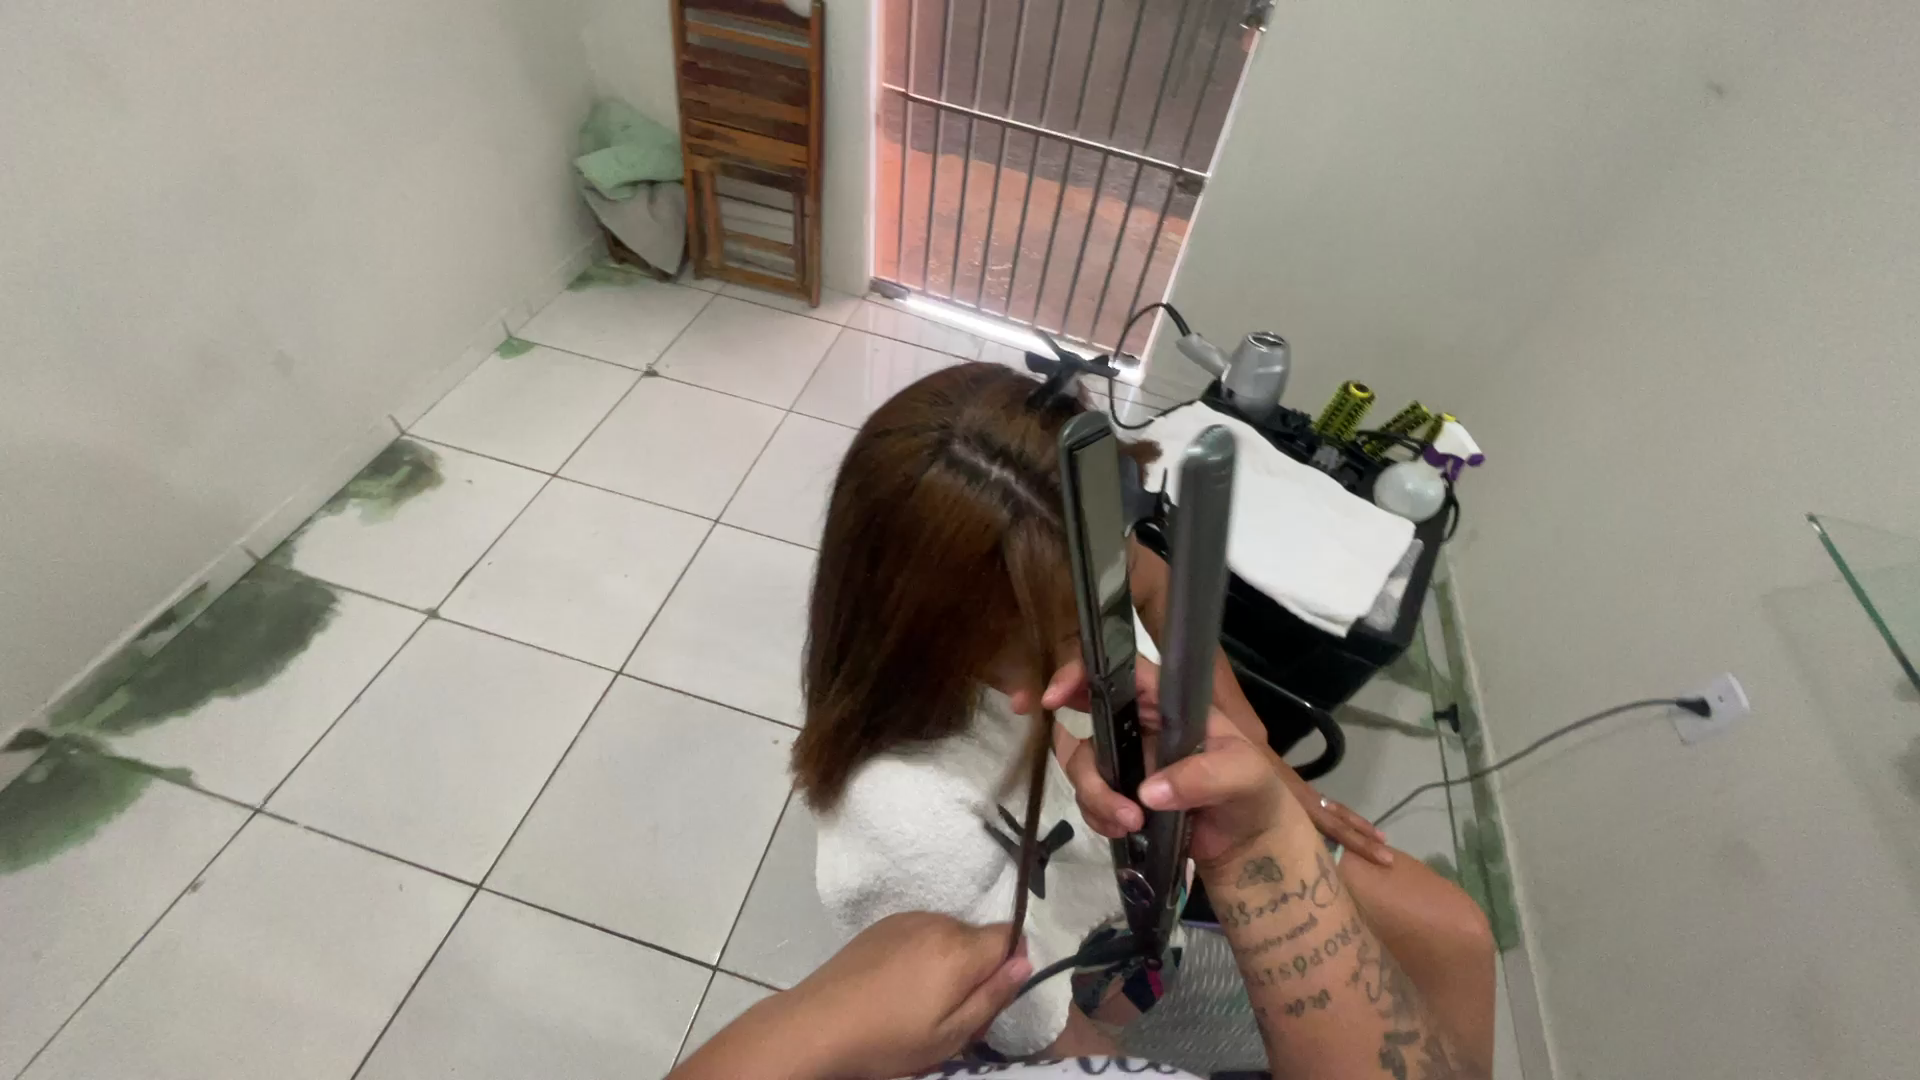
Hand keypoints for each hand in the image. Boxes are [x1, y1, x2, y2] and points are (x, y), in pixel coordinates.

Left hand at [778, 913, 1032, 1077]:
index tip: (993, 995)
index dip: (1011, 963)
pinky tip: (900, 985)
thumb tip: (1025, 962)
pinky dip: (924, 953)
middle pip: (979, 939)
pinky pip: (923, 931)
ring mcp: (910, 918)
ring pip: (950, 935)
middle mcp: (939, 922)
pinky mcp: (886, 923)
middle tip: (955, 1013)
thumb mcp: (949, 1035)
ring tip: (922, 1001)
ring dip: (950, 961)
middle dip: (978, 970)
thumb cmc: (890, 1039)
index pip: (1009, 935)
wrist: (820, 1023)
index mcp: (959, 949)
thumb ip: (992, 996)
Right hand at [1027, 657, 1392, 865]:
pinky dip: (1099, 817)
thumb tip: (1148, 792)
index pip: (1117, 670)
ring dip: (1096, 796)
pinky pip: (1088, 798)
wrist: (1249, 845)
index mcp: (1164, 701)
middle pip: (1083, 721)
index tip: (1055, 699)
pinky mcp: (1118, 793)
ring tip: (1129, 824)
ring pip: (1082, 764)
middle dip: (1080, 760)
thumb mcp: (1243, 774)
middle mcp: (1137, 722)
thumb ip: (1203, 775)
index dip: (1080, 674)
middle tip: (1098, 791)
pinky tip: (1125, 832)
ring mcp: (1124, 758)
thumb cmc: (1253, 792)